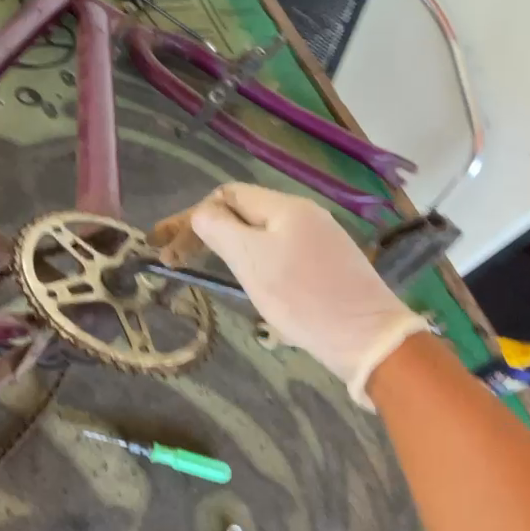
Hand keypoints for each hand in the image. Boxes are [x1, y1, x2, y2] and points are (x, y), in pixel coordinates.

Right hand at [153, 183, 428, 407]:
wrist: (364, 335)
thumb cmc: (302, 296)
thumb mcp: (251, 261)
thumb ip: (220, 231)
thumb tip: (200, 214)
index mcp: (284, 208)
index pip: (227, 195)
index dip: (191, 216)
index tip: (165, 246)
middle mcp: (302, 215)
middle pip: (242, 212)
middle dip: (204, 231)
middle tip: (173, 259)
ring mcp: (317, 239)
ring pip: (259, 232)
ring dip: (225, 245)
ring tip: (201, 267)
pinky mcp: (324, 263)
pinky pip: (276, 249)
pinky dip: (249, 258)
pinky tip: (243, 278)